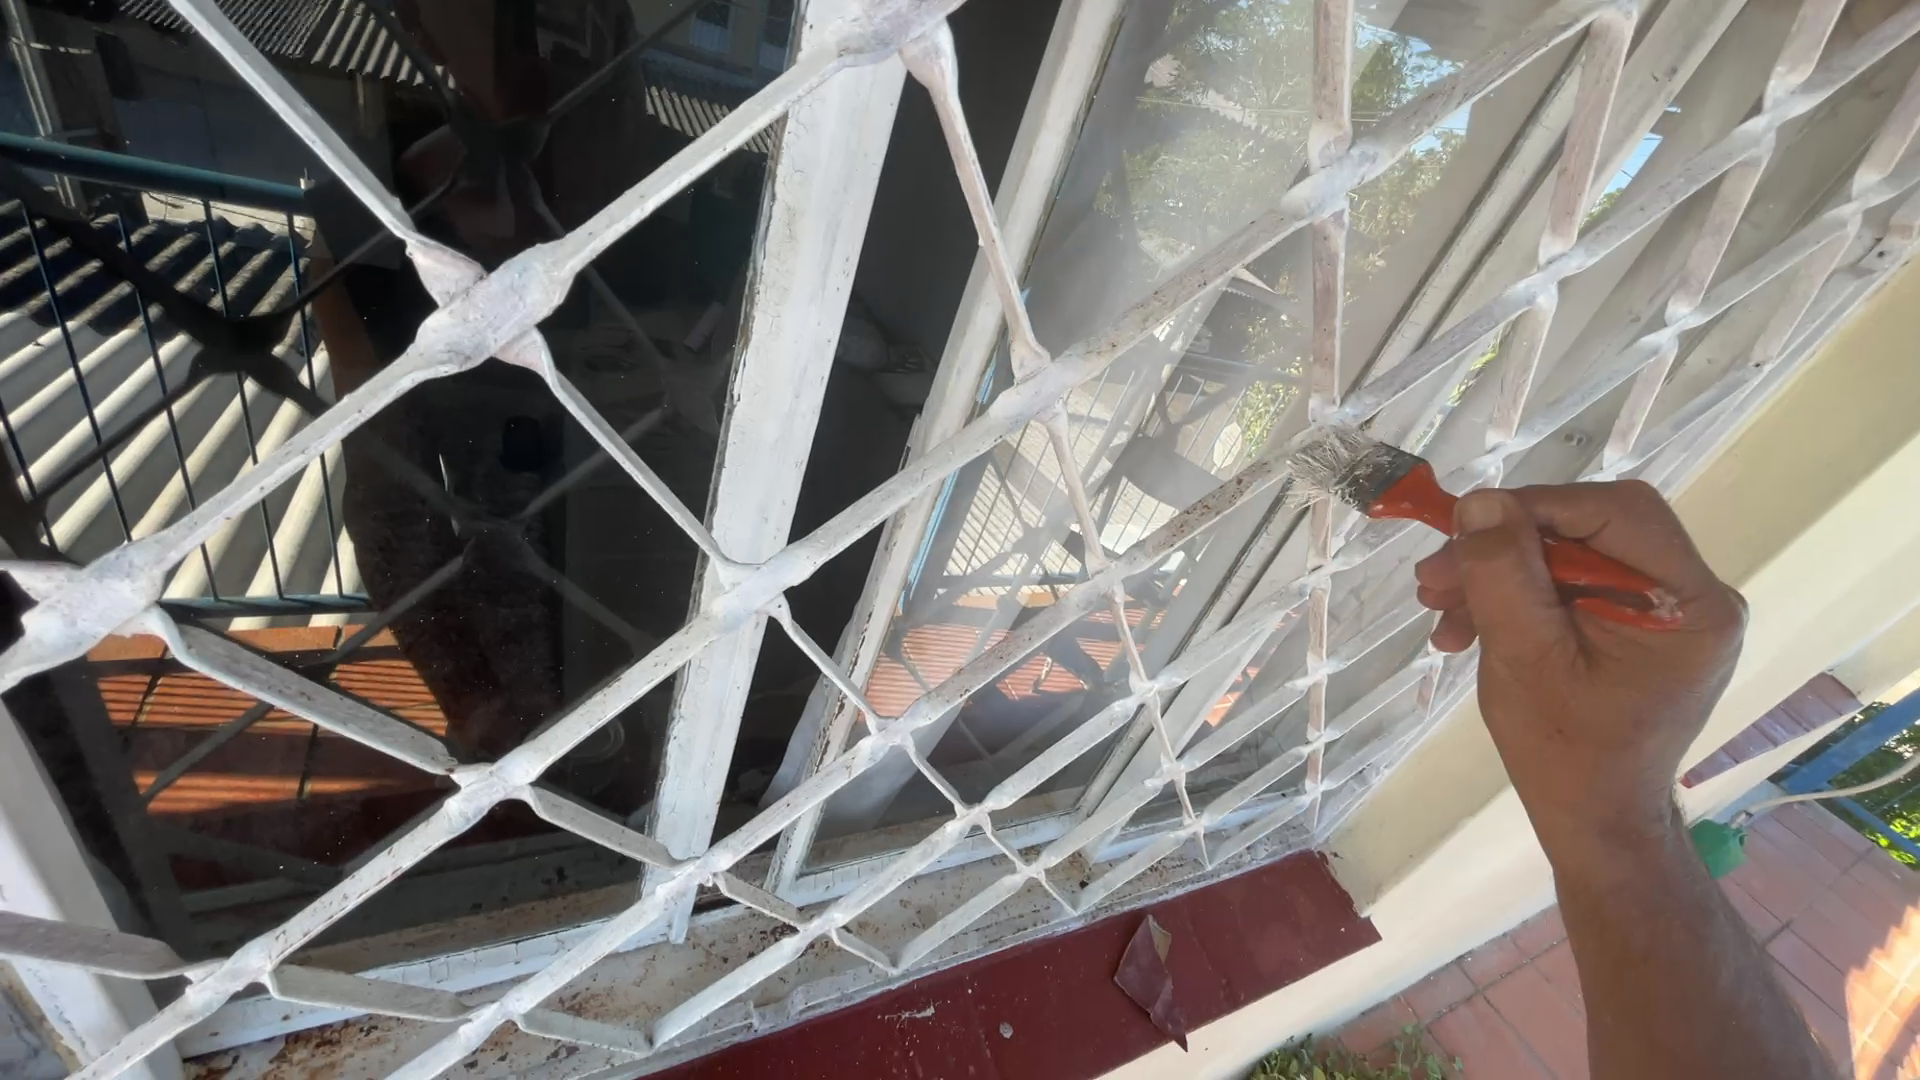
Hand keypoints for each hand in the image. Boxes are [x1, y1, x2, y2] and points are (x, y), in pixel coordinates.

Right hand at [1412, 481, 1745, 854]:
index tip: (1459, 530)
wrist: (1587, 811)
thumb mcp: (1522, 656)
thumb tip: (1478, 503)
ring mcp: (1653, 609)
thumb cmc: (1562, 746)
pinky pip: (1556, 585)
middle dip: (1499, 546)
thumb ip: (1503, 576)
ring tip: (1436, 606)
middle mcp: (1684, 594)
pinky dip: (1503, 597)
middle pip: (1582, 529)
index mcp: (1686, 602)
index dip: (1531, 507)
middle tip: (1433, 577)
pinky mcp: (1622, 624)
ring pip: (1559, 554)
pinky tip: (1461, 626)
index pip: (1614, 511)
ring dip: (1489, 573)